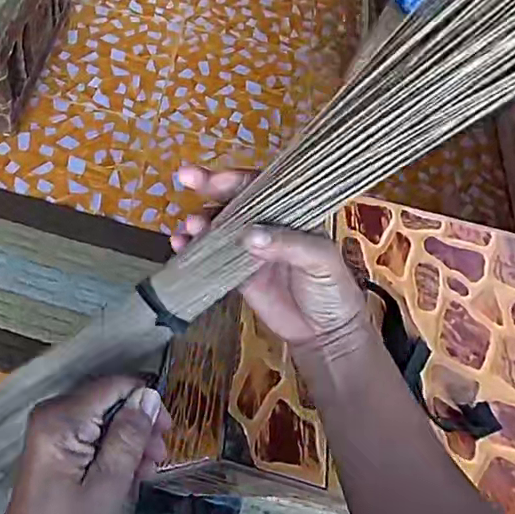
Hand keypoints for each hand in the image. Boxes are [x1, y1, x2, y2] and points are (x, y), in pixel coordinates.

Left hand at [0, 376, 170, 513]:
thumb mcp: (108, 487)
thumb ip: (129, 437)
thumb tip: (148, 396)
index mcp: (60, 418)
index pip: (111, 386)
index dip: (144, 398)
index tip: (167, 426)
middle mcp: (51, 414)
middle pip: (106, 401)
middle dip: (138, 423)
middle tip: (161, 454)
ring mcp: (50, 431)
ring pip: (102, 419)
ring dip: (129, 440)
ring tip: (149, 469)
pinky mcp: (53, 448)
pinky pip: (90, 436)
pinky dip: (113, 451)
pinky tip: (130, 474)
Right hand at [171, 165, 374, 354]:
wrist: (326, 335)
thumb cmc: (333, 289)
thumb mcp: (319, 260)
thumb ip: (287, 245)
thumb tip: (250, 235)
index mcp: (290, 214)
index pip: (260, 187)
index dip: (236, 179)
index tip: (216, 180)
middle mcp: (265, 225)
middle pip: (233, 199)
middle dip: (208, 186)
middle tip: (187, 177)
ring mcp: (248, 247)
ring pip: (217, 225)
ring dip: (199, 221)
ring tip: (189, 227)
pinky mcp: (235, 271)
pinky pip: (210, 255)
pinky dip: (193, 248)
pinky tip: (181, 246)